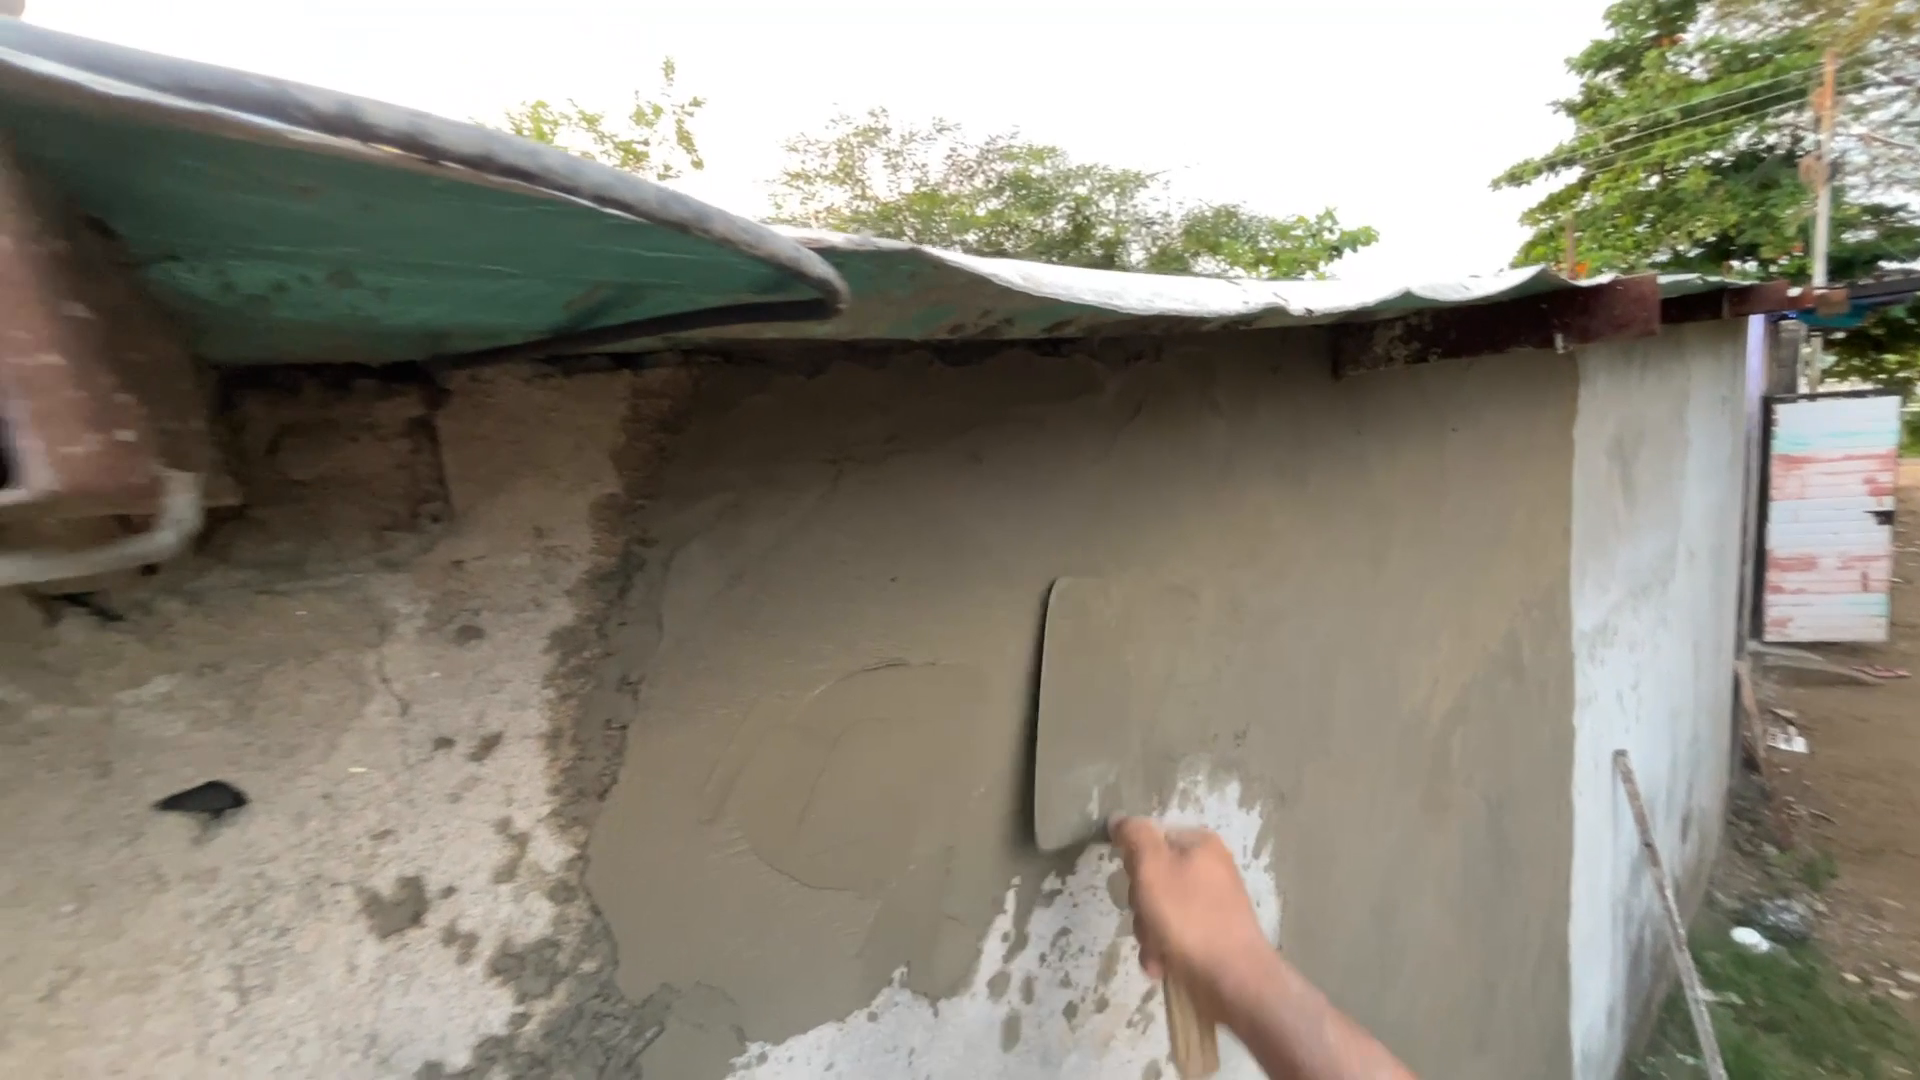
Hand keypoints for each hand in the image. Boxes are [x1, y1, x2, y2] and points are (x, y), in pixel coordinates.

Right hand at [1109, 816, 1271, 997]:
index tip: (1134, 879)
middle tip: (1146, 915)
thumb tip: (1118, 819)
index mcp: (1200, 844)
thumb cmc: (1189, 916)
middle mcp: (1208, 869)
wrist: (1234, 981)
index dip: (1134, 860)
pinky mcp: (1210, 937)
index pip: (1150, 838)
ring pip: (1157, 909)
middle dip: (1140, 903)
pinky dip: (1162, 949)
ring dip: (1147, 930)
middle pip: (1152, 876)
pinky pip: (1172, 934)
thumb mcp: (1152, 865)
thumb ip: (1133, 834)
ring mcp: (1211, 905)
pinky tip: (1162, 964)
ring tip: (1157, 948)